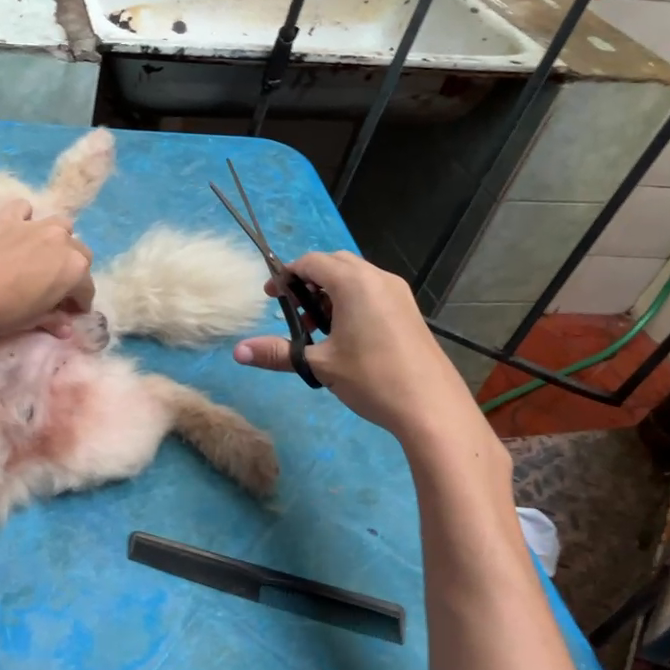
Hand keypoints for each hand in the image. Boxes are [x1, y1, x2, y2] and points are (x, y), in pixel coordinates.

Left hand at [0, 200, 93, 337]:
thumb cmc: (3, 311)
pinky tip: (16, 229)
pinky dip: (25, 217)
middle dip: (74, 269)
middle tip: (58, 285)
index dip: (80, 302)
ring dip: (58, 239)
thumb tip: (66, 328)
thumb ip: (53, 320)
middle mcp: (62, 242)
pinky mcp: (9, 216)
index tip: (71, 312)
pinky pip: (24, 209)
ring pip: (60, 226)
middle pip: (80, 253)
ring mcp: (36, 225)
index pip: (86, 289)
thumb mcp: (31, 321)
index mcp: (74, 270)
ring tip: (43, 254)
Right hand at [232, 251, 473, 439]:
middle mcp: (377, 278)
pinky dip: (351, 301)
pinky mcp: (408, 310)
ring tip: (317, 329)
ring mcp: (397, 293)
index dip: (286, 276)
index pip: (311, 262)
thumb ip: (277, 353)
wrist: (432, 407)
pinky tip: (345, 336)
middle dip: (308, 283)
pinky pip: (372, 291)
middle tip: (293, 312)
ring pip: (355, 277)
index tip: (270, 298)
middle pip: (333, 264)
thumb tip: (238, 352)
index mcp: (354, 282)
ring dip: (329, 293)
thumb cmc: (372, 379)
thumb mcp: (320, 365)